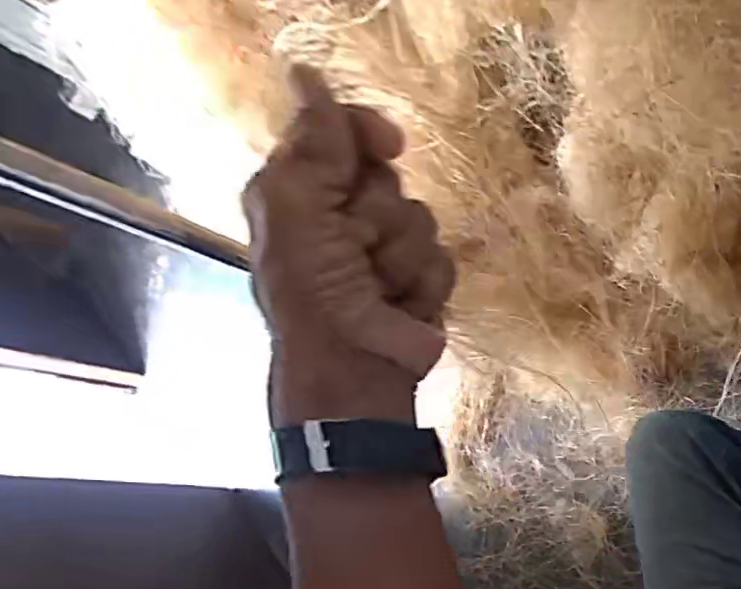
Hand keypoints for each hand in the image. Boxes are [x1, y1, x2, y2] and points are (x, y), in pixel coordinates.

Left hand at [243, 64, 455, 425]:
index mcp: (306, 190)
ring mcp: (392, 252)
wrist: (357, 363)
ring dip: (403, 259)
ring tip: (380, 289)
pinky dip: (425, 286)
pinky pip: (444, 262)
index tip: (389, 142)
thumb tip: (307, 72)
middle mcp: (349, 215)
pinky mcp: (426, 283)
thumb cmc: (314, 290)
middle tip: (357, 250)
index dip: (366, 133)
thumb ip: (312, 146)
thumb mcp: (295, 208)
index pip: (344, 135)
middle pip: (391, 181)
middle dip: (379, 218)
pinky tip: (405, 306)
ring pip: (424, 222)